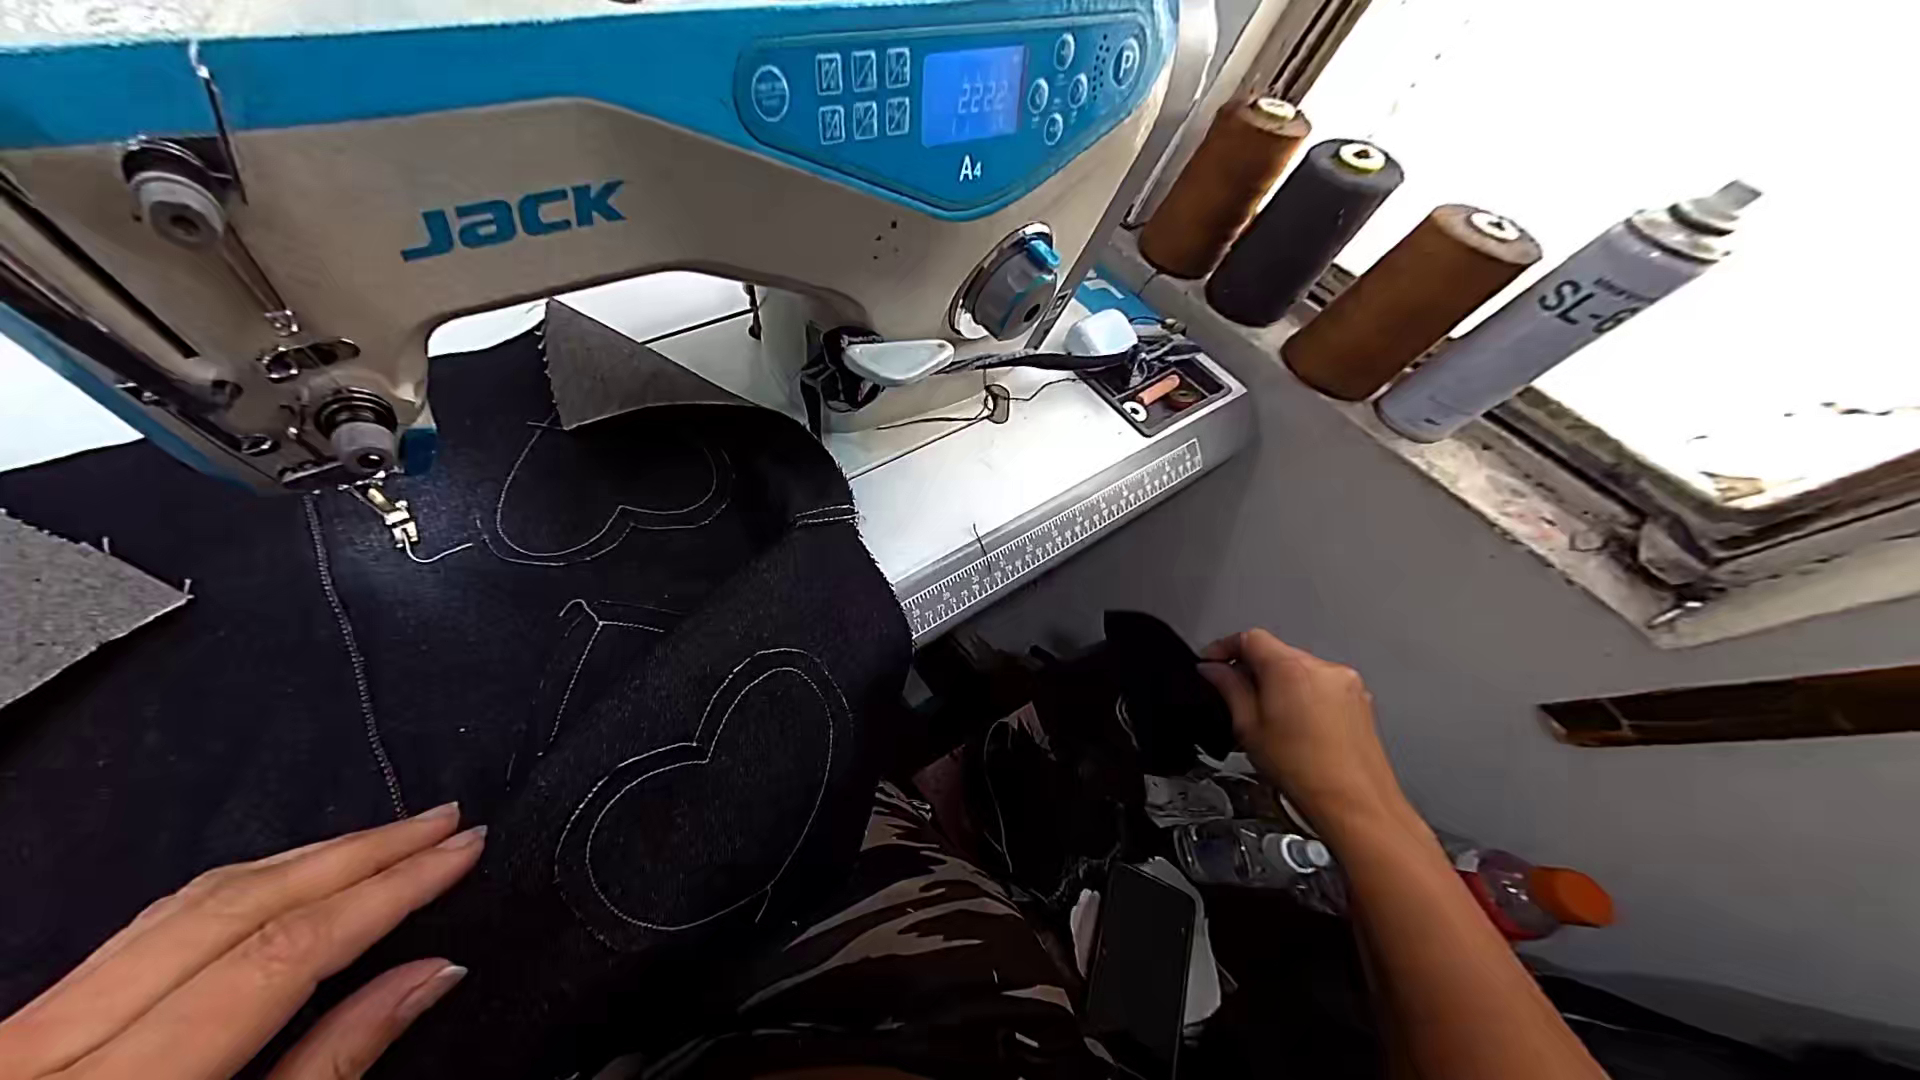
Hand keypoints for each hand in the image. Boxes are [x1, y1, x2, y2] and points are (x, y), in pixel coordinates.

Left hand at [0, 804, 484, 1079]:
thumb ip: (334, 1066)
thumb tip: (438, 970)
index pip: (287, 950)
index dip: (392, 888)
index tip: (466, 846)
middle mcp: (42, 1050)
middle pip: (241, 907)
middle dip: (362, 851)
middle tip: (446, 817)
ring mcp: (14, 1032)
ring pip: (195, 900)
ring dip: (314, 856)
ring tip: (394, 833)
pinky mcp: (15, 1027)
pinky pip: (156, 923)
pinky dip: (252, 884)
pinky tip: (301, 872)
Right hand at [1198, 629, 1413, 837]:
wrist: (1355, 804)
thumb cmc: (1305, 772)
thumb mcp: (1248, 727)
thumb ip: (1227, 688)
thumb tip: (1214, 670)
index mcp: (1290, 669)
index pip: (1249, 638)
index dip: (1224, 648)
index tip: (1212, 662)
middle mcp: (1322, 668)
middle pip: (1274, 651)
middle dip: (1250, 668)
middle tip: (1232, 692)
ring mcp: (1345, 683)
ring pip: (1297, 668)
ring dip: (1276, 681)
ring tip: (1266, 717)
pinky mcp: (1358, 699)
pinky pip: (1319, 684)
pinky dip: (1301, 694)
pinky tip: (1293, 725)